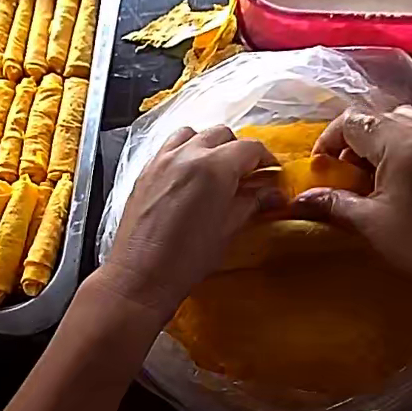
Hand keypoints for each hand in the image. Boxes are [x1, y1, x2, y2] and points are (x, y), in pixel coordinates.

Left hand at [96, 125, 281, 318]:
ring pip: (191, 134)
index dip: (265, 160)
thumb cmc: (186, 259)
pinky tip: (187, 176)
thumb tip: (271, 194)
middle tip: (245, 174)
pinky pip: (168, 148)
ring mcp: (161, 160)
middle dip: (237, 150)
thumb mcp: (227, 230)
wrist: (140, 276)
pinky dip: (183, 152)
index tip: (269, 175)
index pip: (250, 148)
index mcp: (214, 168)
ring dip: (207, 145)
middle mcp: (186, 155)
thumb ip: (250, 203)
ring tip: (214, 170)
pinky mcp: (144, 172)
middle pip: (221, 135)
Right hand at [291, 106, 411, 312]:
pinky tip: (400, 182)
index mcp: (401, 142)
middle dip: (354, 141)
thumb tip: (298, 200)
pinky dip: (404, 148)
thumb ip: (334, 203)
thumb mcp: (371, 223)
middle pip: (379, 117)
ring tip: (371, 177)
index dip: (328, 141)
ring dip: (380, 143)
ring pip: (404, 123)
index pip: (353, 121)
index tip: (320, 170)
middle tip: (344, 174)